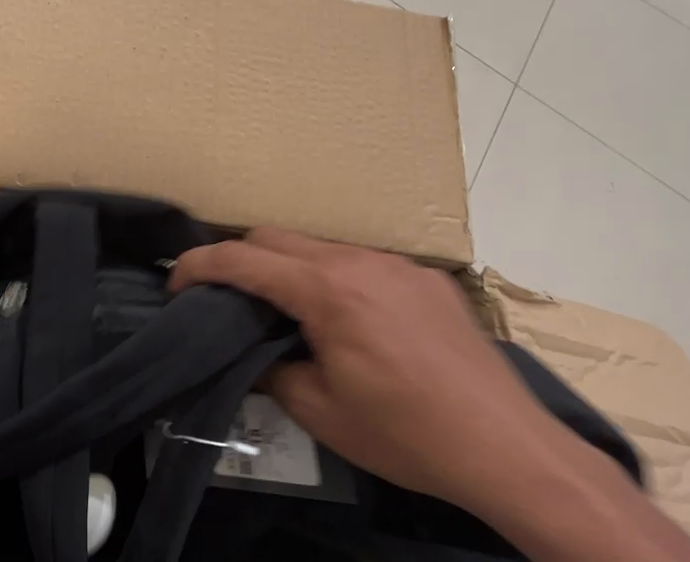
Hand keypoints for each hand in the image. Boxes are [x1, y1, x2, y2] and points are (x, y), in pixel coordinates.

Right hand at [169, 228, 562, 510]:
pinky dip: (334, 277)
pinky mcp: (428, 280)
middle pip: (273, 237)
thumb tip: (248, 353)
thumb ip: (268, 369)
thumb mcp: (319, 411)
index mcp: (327, 290)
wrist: (515, 453)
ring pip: (318, 245)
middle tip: (225, 299)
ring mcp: (398, 266)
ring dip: (288, 267)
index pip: (240, 259)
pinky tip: (347, 319)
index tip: (174, 285)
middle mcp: (358, 262)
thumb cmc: (408, 435)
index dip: (196, 265)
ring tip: (287, 310)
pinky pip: (361, 262)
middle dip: (238, 259)